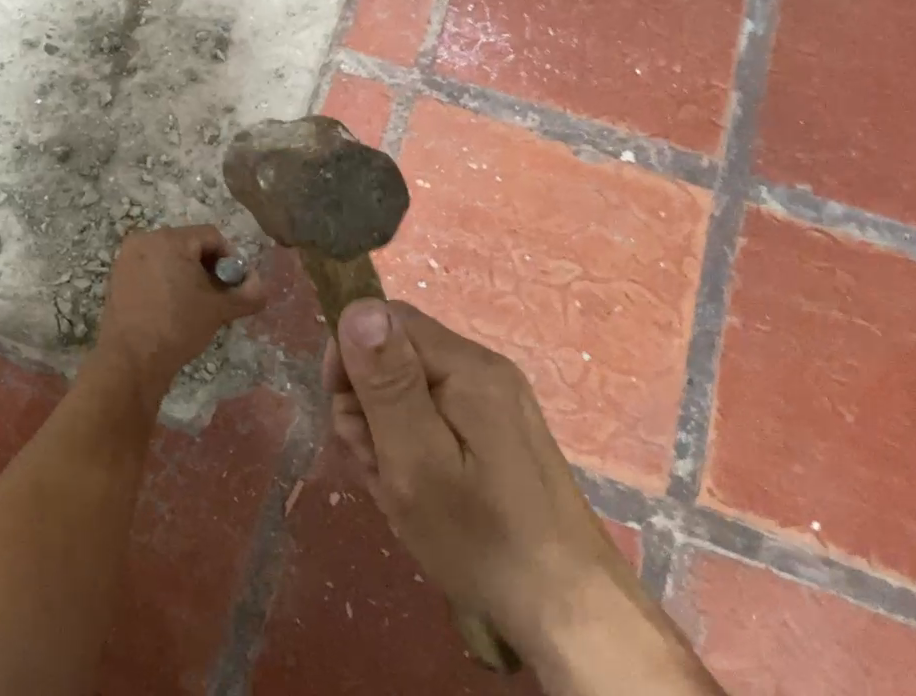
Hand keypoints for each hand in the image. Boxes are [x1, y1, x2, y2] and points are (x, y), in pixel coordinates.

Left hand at [93, 226, 265, 390]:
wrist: (132, 360)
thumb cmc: (178, 326)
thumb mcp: (220, 309)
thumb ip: (248, 294)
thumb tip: (260, 286)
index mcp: (168, 239)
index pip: (211, 236)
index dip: (230, 258)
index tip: (235, 285)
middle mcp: (144, 240)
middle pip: (189, 244)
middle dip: (208, 267)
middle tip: (218, 295)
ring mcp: (126, 259)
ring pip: (169, 258)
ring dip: (187, 275)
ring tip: (196, 304)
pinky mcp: (117, 277)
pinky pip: (150, 270)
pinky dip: (166, 281)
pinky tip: (172, 308)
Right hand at [324, 301, 655, 664]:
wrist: (567, 610)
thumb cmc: (481, 537)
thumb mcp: (417, 461)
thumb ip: (386, 383)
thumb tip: (357, 306)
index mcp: (467, 367)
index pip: (384, 320)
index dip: (350, 360)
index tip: (348, 418)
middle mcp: (483, 370)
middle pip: (393, 356)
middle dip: (366, 406)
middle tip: (377, 465)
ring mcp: (493, 403)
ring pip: (406, 391)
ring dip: (384, 436)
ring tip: (398, 488)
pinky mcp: (494, 433)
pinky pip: (430, 419)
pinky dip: (410, 451)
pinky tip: (417, 492)